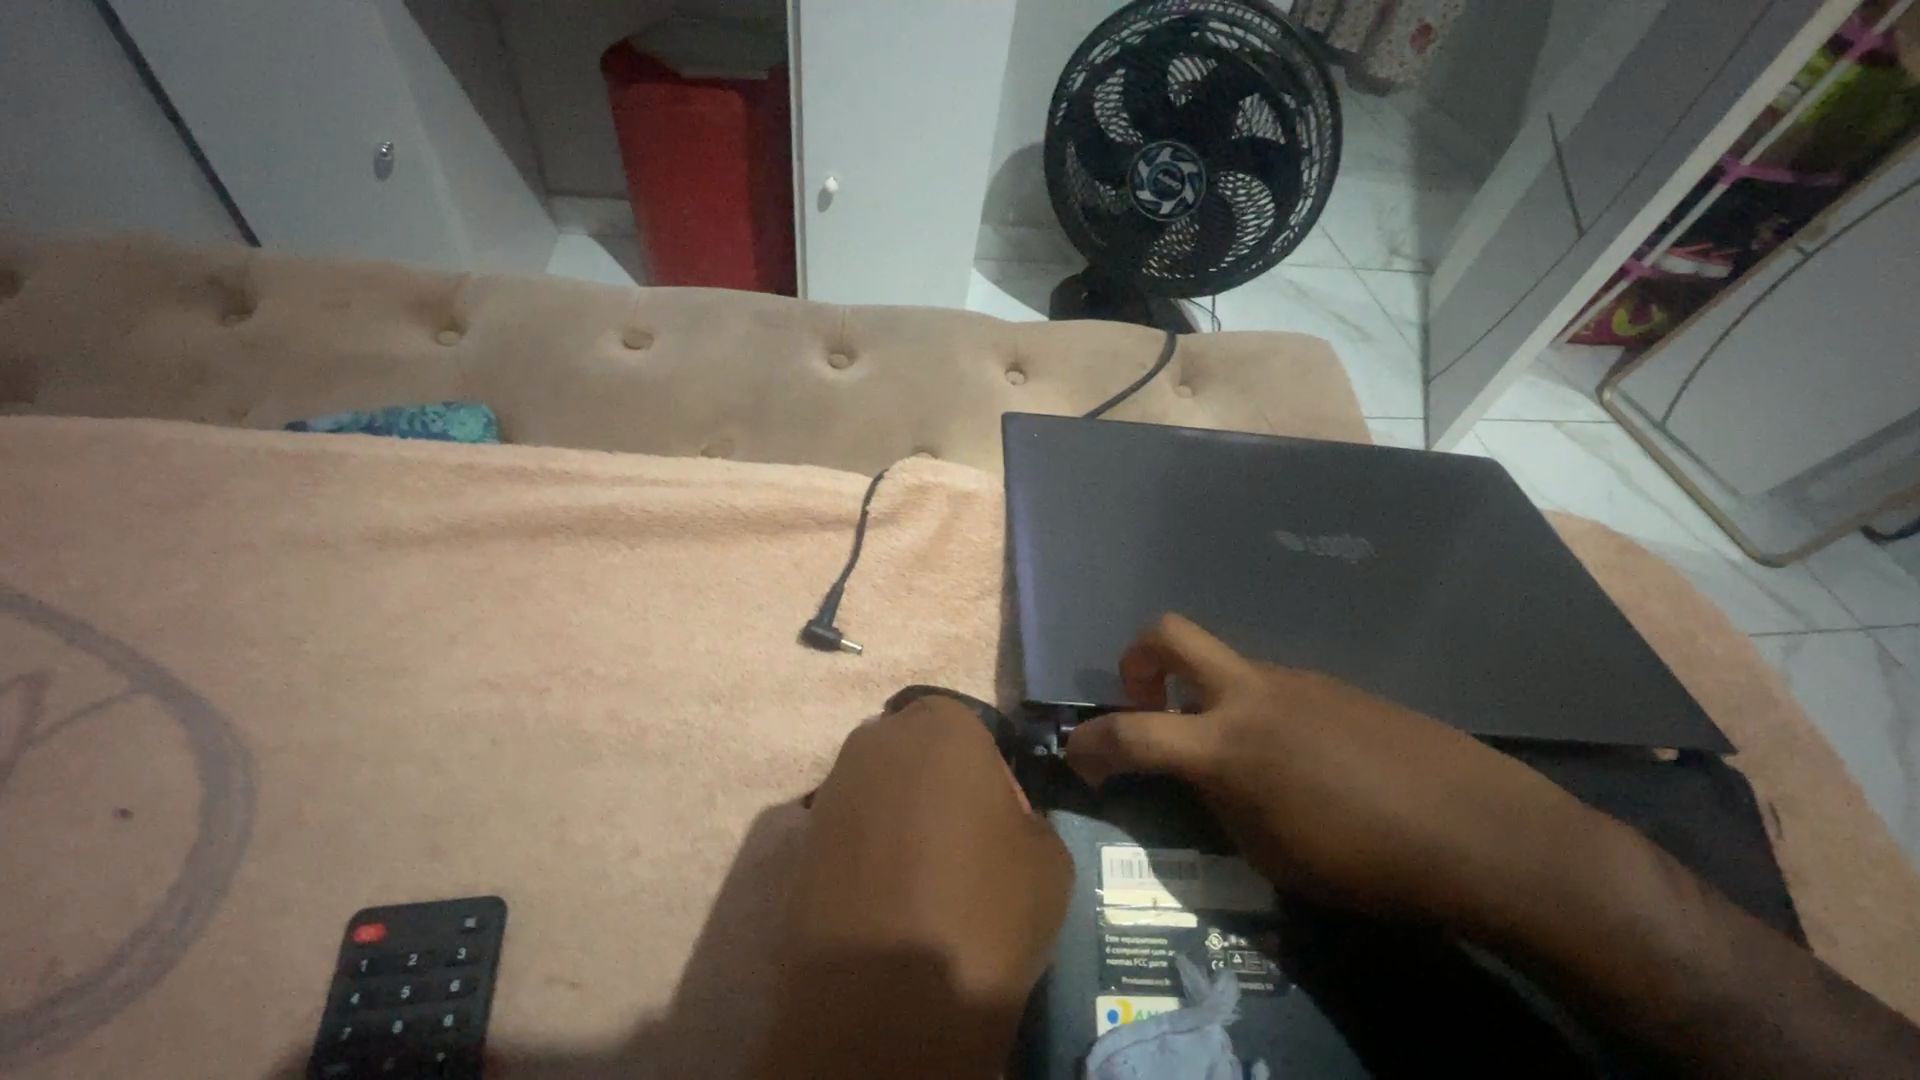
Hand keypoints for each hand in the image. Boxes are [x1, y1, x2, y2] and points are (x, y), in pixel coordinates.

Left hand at [763, 696, 1070, 1077]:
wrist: (889, 1002)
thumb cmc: (986, 908)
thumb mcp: (1049, 855)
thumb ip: (1022, 813)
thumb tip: (996, 820)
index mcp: (940, 726)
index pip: (972, 730)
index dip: (990, 776)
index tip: (999, 823)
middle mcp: (874, 741)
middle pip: (917, 753)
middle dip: (937, 786)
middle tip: (962, 847)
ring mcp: (828, 791)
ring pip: (879, 791)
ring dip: (899, 820)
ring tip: (921, 882)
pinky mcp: (797, 844)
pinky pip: (848, 834)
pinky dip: (866, 855)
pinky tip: (886, 904)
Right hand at [1065, 614, 1609, 930]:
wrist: (1482, 834)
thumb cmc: (1364, 862)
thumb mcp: (1267, 854)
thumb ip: (1217, 801)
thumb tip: (1201, 776)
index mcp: (1225, 744)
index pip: (1129, 732)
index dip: (1090, 746)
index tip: (1080, 762)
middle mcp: (1252, 693)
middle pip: (1170, 633)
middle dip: (1137, 661)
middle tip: (1144, 703)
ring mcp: (1297, 680)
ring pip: (1227, 666)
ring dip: (1206, 697)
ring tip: (1237, 761)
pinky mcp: (1336, 686)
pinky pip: (1274, 688)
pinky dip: (1257, 713)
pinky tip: (1297, 763)